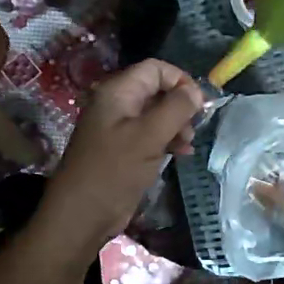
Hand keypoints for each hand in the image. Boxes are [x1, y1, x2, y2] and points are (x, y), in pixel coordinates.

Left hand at [40, 59, 205, 251]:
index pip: (155, 69)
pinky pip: (150, 135)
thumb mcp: (149, 136)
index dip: (180, 80)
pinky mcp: (123, 150)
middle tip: (193, 129)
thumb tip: (196, 91)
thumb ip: (175, 108)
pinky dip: (167, 140)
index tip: (200, 104)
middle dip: (180, 105)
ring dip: (177, 125)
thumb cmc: (114, 170)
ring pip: (156, 115)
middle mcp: (117, 105)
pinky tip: (181, 154)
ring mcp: (119, 128)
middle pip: (157, 90)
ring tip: (187, 145)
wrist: (83, 214)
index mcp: (117, 92)